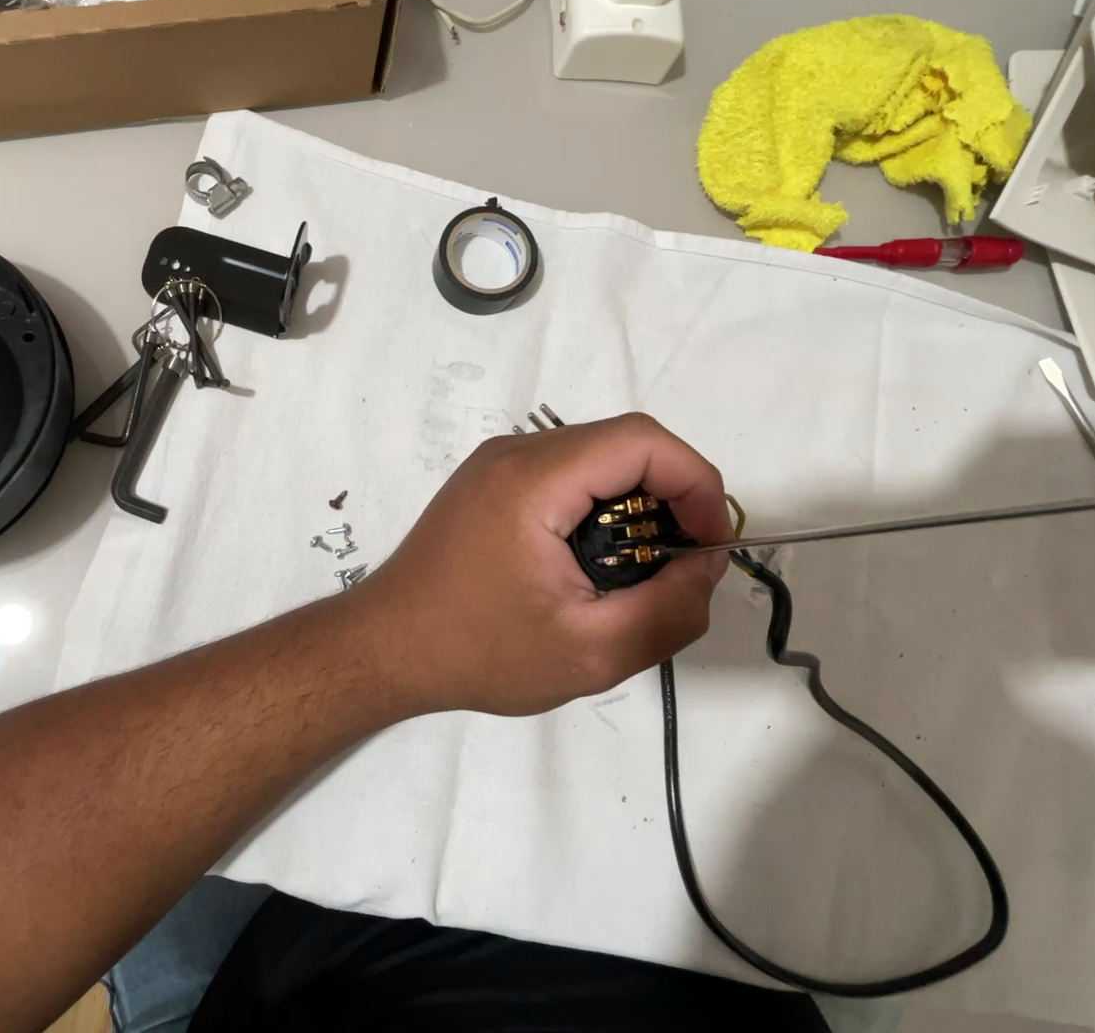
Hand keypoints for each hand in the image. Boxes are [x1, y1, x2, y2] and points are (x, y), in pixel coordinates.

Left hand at [347, 413, 732, 717]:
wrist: (384, 649)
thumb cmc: (479, 653)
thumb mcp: (590, 652)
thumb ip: (669, 611)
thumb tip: (706, 564)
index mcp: (534, 478)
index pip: (643, 441)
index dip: (696, 483)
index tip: (710, 546)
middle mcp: (512, 453)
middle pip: (620, 444)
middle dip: (669, 497)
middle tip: (679, 564)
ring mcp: (493, 466)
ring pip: (593, 458)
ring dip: (633, 504)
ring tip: (639, 572)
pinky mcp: (484, 485)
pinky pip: (561, 475)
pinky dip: (595, 507)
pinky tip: (592, 563)